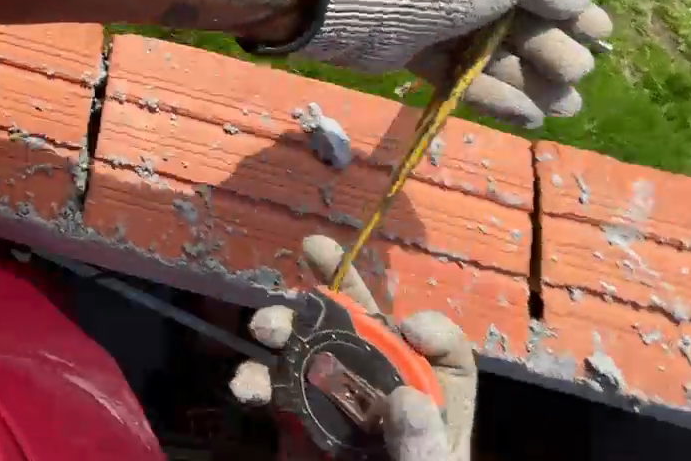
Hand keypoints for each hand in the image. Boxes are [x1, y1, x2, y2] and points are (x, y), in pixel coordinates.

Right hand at [228, 236, 476, 460]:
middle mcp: (383, 402)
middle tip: (314, 251)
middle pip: (368, 332)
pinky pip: (272, 388)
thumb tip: (407, 398)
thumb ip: (426, 457)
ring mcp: (335, 413)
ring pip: (310, 347)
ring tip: (265, 328)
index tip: (403, 330)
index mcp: (435, 418)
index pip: (444, 360)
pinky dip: (253, 378)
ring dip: (282, 324)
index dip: (430, 333)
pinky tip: (246, 387)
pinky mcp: (295, 429)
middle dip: (338, 286)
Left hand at [304, 0, 612, 127]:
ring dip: (532, 83)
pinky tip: (528, 117)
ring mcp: (435, 24)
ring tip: (564, 109)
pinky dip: (495, 97)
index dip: (570, 12)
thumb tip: (581, 2)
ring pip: (493, 57)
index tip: (600, 35)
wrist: (360, 3)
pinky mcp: (413, 55)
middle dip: (554, 51)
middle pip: (519, 26)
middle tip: (572, 74)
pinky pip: (461, 77)